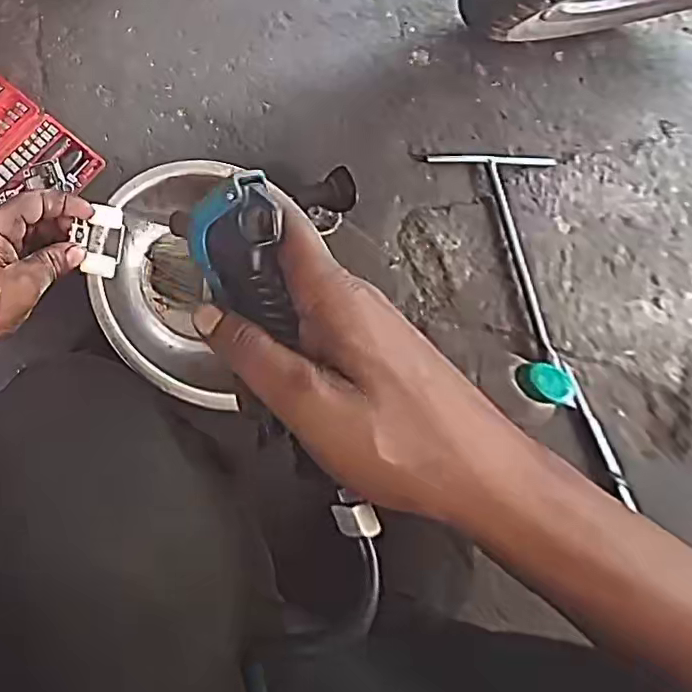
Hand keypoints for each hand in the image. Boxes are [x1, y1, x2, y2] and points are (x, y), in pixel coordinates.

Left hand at [0, 188, 90, 356]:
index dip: (68, 204)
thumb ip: (53, 262)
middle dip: (64, 223)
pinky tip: (57, 262)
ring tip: (77, 250)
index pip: (39, 199)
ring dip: (54, 239)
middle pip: (35, 213)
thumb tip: (72, 252)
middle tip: (88, 234)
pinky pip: (21, 247)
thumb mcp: (25, 284)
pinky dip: (41, 252)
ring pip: (29, 231)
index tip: (89, 213)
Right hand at [193, 196, 529, 523]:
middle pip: (281, 262)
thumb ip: (253, 355)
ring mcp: (365, 321)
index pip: (283, 225)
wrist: (487, 480)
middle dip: (238, 278)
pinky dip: (288, 340)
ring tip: (243, 358)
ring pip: (296, 299)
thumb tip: (211, 319)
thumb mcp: (309, 403)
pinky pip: (316, 325)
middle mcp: (353, 298)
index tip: (204, 215)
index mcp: (336, 297)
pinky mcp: (373, 346)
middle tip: (208, 308)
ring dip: (261, 318)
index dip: (238, 211)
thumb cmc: (414, 445)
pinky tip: (285, 380)